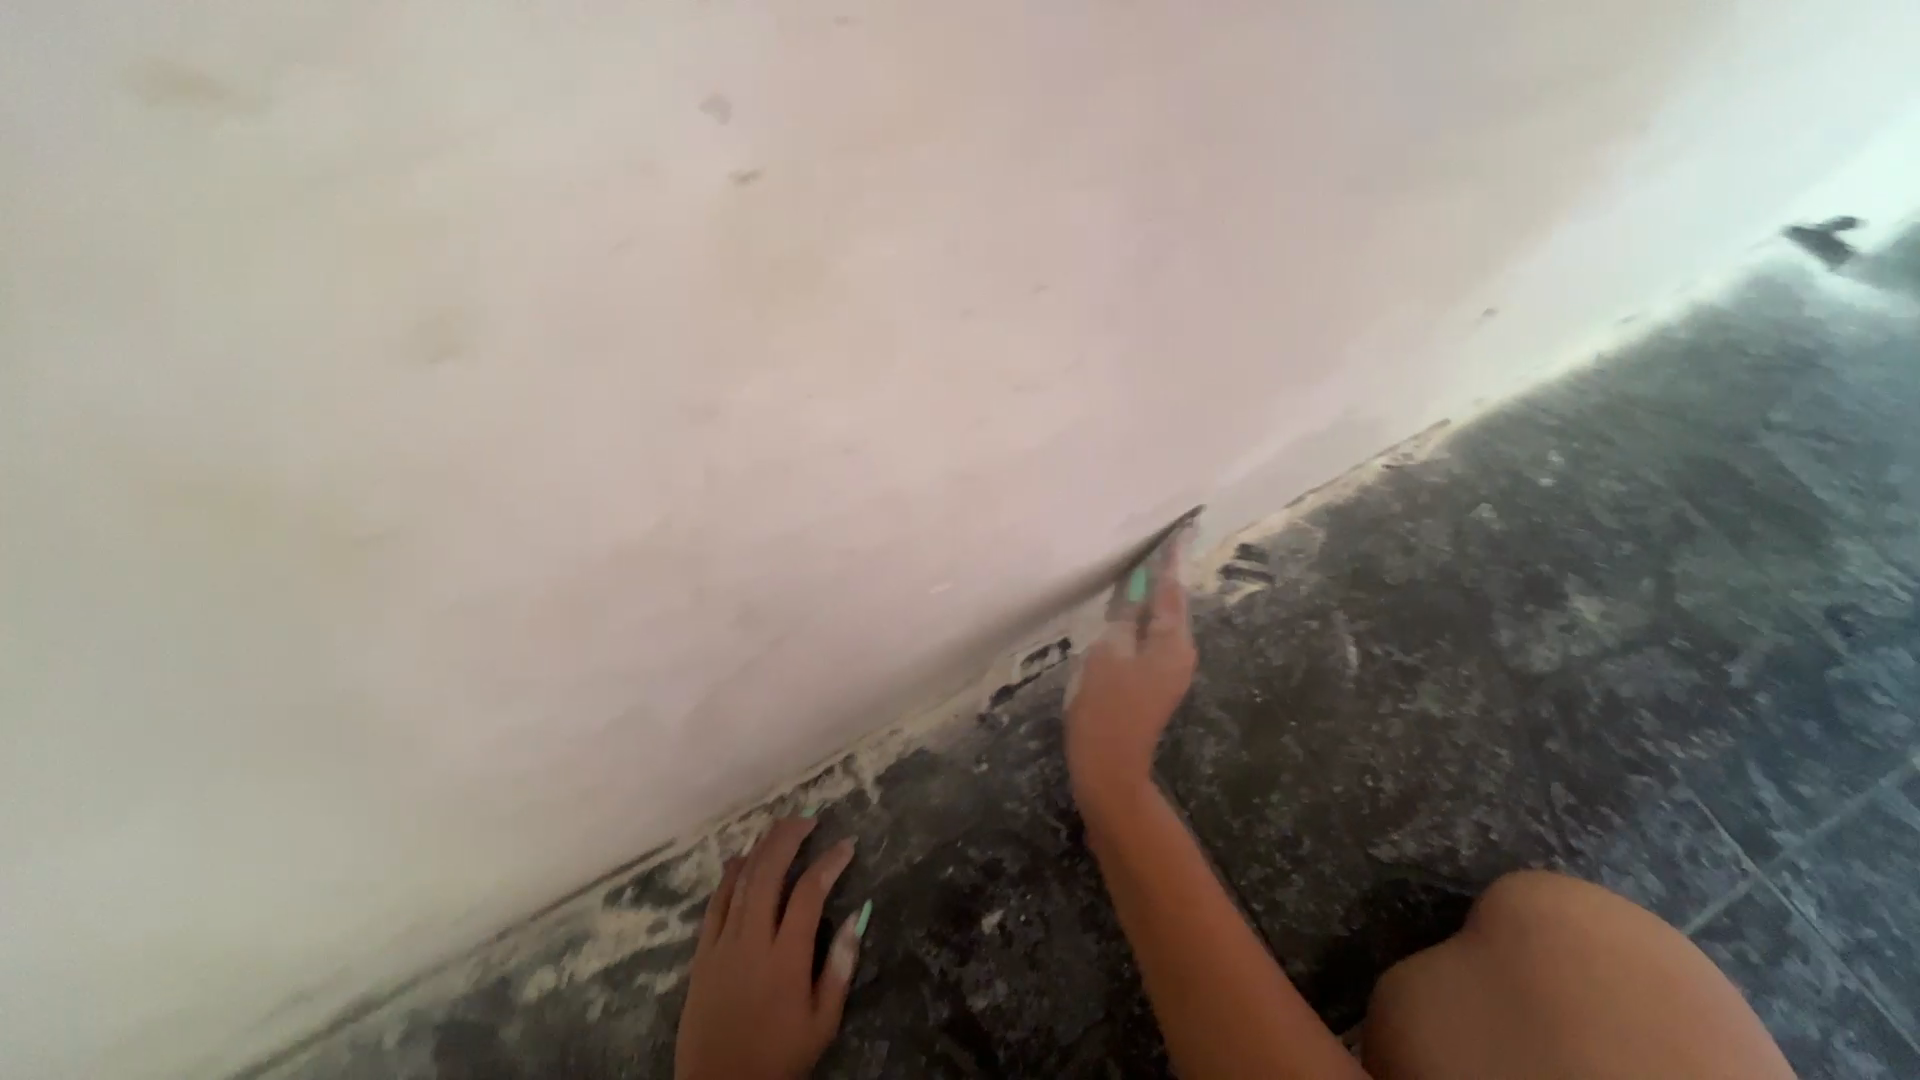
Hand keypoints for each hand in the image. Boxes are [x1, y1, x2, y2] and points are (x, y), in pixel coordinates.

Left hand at [674, 818, 867, 1079]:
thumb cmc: (779, 1057)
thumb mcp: (823, 1021)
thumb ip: (839, 966)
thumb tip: (856, 917)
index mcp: (785, 959)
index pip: (809, 894)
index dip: (829, 863)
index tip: (846, 844)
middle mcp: (751, 942)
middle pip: (768, 874)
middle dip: (788, 839)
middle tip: (808, 819)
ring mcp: (721, 945)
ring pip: (740, 882)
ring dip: (760, 849)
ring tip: (779, 828)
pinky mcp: (701, 955)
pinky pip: (714, 904)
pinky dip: (728, 876)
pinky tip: (739, 859)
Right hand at [1065, 537, 1196, 810]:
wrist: (1109, 767)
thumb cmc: (1106, 710)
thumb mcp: (1106, 656)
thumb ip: (1121, 622)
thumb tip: (1131, 601)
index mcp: (1173, 644)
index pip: (1171, 592)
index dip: (1169, 563)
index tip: (1177, 533)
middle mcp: (1180, 655)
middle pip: (1171, 607)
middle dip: (1163, 578)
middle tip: (1158, 546)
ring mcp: (1170, 672)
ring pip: (1161, 625)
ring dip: (1151, 600)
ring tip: (1141, 571)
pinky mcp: (1154, 684)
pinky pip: (1151, 641)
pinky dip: (1141, 623)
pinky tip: (1128, 613)